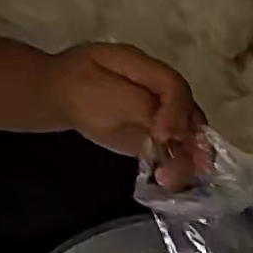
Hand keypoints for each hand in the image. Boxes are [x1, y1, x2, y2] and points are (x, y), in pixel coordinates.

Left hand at [45, 43, 204, 187]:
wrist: (60, 97)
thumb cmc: (78, 89)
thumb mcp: (106, 91)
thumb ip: (142, 106)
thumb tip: (172, 132)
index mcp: (148, 71)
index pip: (177, 89)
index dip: (176, 114)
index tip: (161, 136)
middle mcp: (163, 95)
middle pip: (193, 120)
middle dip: (192, 146)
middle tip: (181, 167)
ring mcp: (164, 117)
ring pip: (189, 143)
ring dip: (184, 165)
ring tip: (166, 180)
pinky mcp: (160, 138)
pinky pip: (178, 156)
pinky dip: (177, 171)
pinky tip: (166, 181)